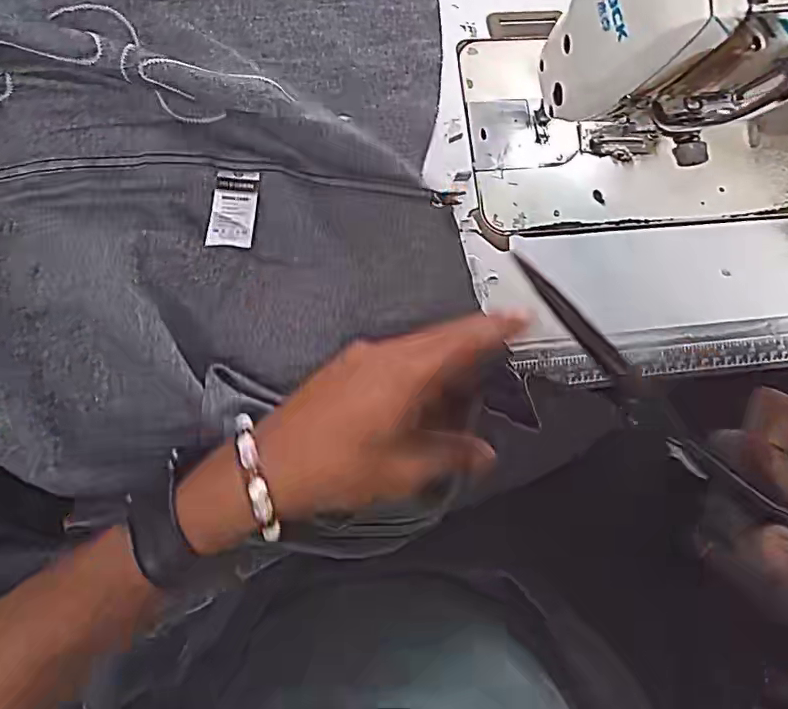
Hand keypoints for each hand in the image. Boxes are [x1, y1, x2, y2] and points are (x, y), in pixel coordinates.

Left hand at [175, 311, 527, 554]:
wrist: (271, 464)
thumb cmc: (327, 465)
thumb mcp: (401, 470)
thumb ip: (450, 455)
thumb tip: (480, 452)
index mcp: (401, 372)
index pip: (458, 338)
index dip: (493, 327)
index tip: (517, 316)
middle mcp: (381, 355)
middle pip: (439, 342)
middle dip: (468, 358)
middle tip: (486, 381)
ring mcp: (361, 358)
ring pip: (416, 352)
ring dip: (439, 372)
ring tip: (447, 411)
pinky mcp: (347, 367)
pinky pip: (394, 360)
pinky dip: (414, 377)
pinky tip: (413, 408)